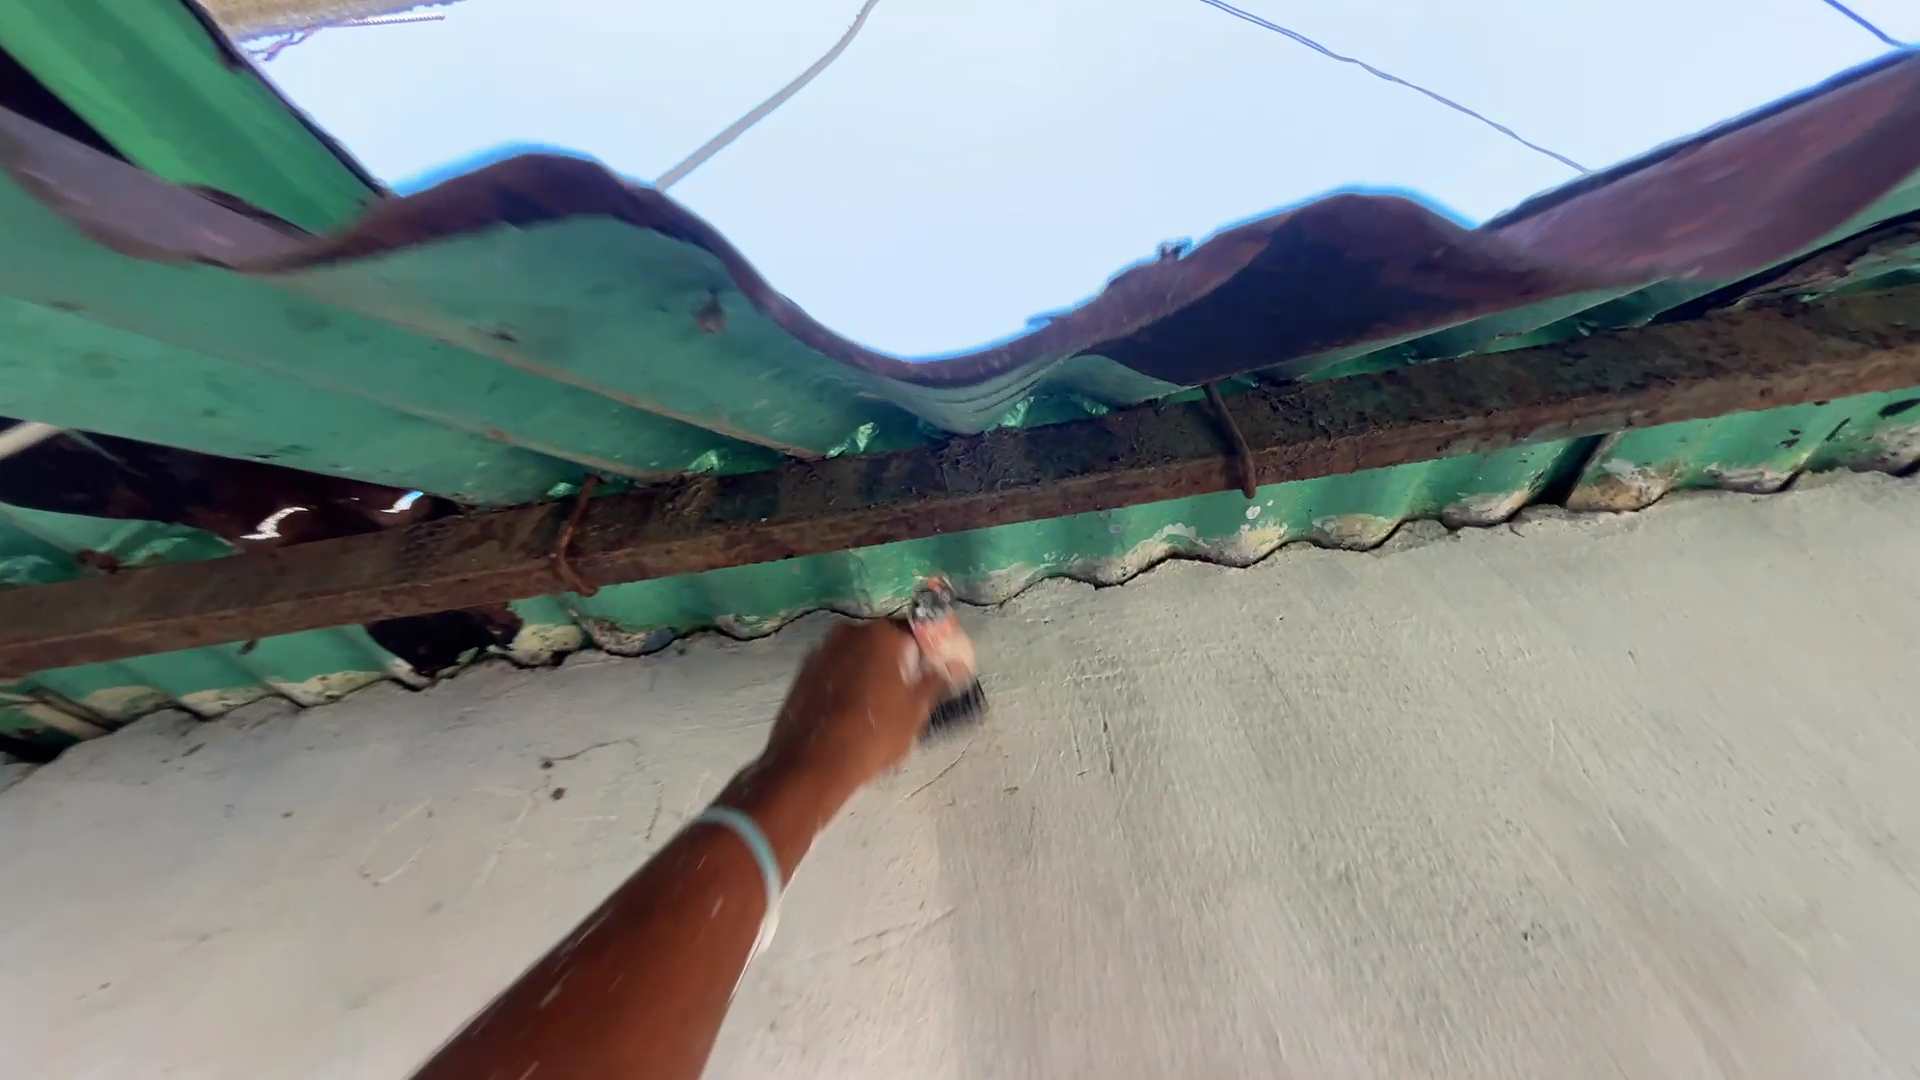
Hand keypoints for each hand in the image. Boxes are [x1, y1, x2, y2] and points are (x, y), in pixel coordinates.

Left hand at [760, 618, 971, 795]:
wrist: (810, 765)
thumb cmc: (872, 735)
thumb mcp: (915, 711)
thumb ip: (936, 680)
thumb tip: (957, 664)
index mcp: (881, 634)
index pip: (916, 630)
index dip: (929, 652)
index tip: (936, 671)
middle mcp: (849, 632)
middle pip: (884, 641)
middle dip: (899, 661)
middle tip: (910, 691)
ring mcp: (822, 650)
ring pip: (858, 655)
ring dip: (872, 671)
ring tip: (881, 705)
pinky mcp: (803, 672)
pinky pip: (837, 670)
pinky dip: (848, 682)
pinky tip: (853, 711)